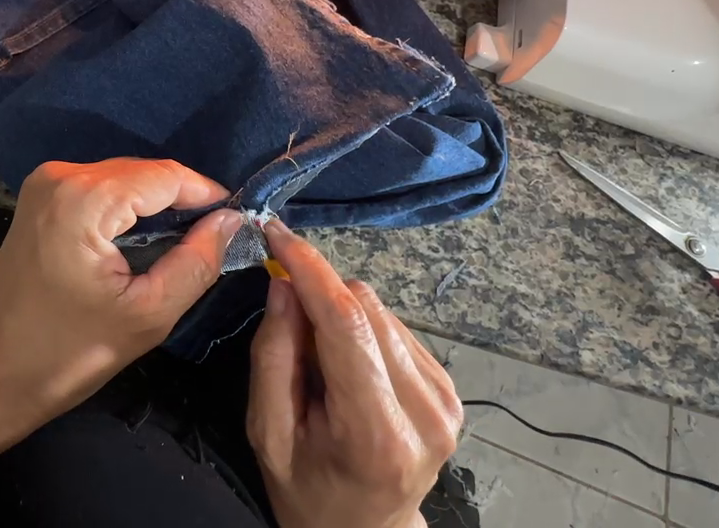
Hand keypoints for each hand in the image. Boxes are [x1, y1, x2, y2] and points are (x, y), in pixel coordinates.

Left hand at [0, 157, 242, 471]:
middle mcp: (61, 175)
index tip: (238, 218)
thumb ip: (197, 261)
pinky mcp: (40, 195)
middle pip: (141, 172)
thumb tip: (232, 219)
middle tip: (216, 234)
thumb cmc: (72, 351)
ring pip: (122, 177)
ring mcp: (45, 181)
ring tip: (188, 238)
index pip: (164, 175)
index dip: (206, 192)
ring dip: (155, 202)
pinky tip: (146, 237)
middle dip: (181, 198)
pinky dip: (127, 205)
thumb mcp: (148, 314)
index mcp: (84, 198)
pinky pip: (99, 186)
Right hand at [248, 220, 461, 527]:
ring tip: (317, 355)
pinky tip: (346, 360)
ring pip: (380, 307)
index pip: (346, 324)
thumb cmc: (306, 487)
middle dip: (317, 293)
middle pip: (364, 307)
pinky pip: (394, 322)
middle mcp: (425, 411)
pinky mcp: (450, 387)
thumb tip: (284, 282)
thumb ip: (273, 354)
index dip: (309, 268)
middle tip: (287, 321)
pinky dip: (360, 325)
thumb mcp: (268, 431)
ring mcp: (447, 399)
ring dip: (338, 310)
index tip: (275, 231)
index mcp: (376, 432)